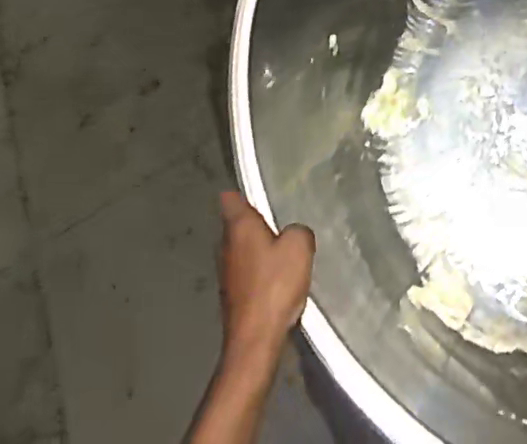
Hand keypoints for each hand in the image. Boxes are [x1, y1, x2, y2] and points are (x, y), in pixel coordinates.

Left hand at [218, 191, 315, 356]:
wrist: (256, 338)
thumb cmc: (275, 285)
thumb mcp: (299, 246)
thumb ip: (298, 230)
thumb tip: (292, 234)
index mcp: (239, 227)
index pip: (231, 200)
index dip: (240, 192)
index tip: (251, 188)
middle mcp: (226, 246)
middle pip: (237, 224)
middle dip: (254, 220)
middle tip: (278, 216)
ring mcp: (226, 272)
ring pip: (242, 248)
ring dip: (258, 246)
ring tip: (283, 245)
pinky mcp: (232, 294)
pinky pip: (247, 270)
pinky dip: (260, 268)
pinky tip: (278, 275)